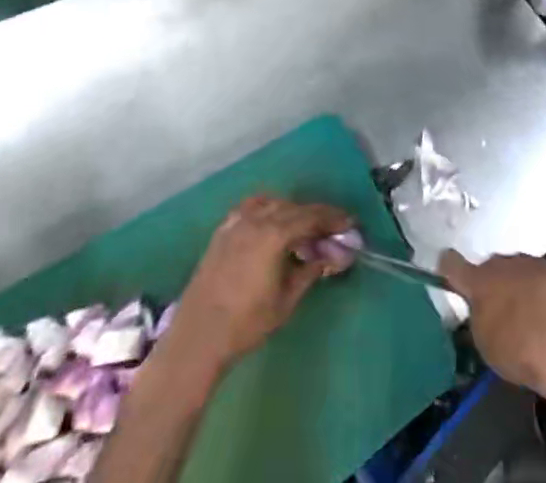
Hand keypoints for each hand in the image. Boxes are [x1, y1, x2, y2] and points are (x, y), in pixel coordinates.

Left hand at [177, 195, 353, 358]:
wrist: (196, 340)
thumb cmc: (247, 323)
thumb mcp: (288, 298)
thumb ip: (312, 270)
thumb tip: (333, 256)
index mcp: (273, 235)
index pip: (312, 216)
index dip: (334, 219)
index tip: (349, 224)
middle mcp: (254, 222)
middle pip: (294, 208)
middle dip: (316, 215)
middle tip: (331, 229)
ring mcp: (234, 226)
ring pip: (271, 204)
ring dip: (292, 211)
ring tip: (303, 228)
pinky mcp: (220, 235)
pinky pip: (249, 210)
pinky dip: (266, 210)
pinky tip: (271, 225)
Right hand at [441, 251, 545, 407]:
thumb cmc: (516, 352)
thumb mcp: (483, 341)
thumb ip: (476, 315)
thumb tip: (480, 306)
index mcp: (477, 282)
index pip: (452, 264)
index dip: (448, 269)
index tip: (448, 275)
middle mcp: (500, 264)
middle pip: (486, 267)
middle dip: (488, 282)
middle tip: (492, 306)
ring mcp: (526, 263)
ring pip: (510, 268)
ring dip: (510, 281)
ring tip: (519, 308)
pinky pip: (530, 272)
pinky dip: (530, 284)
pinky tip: (538, 304)